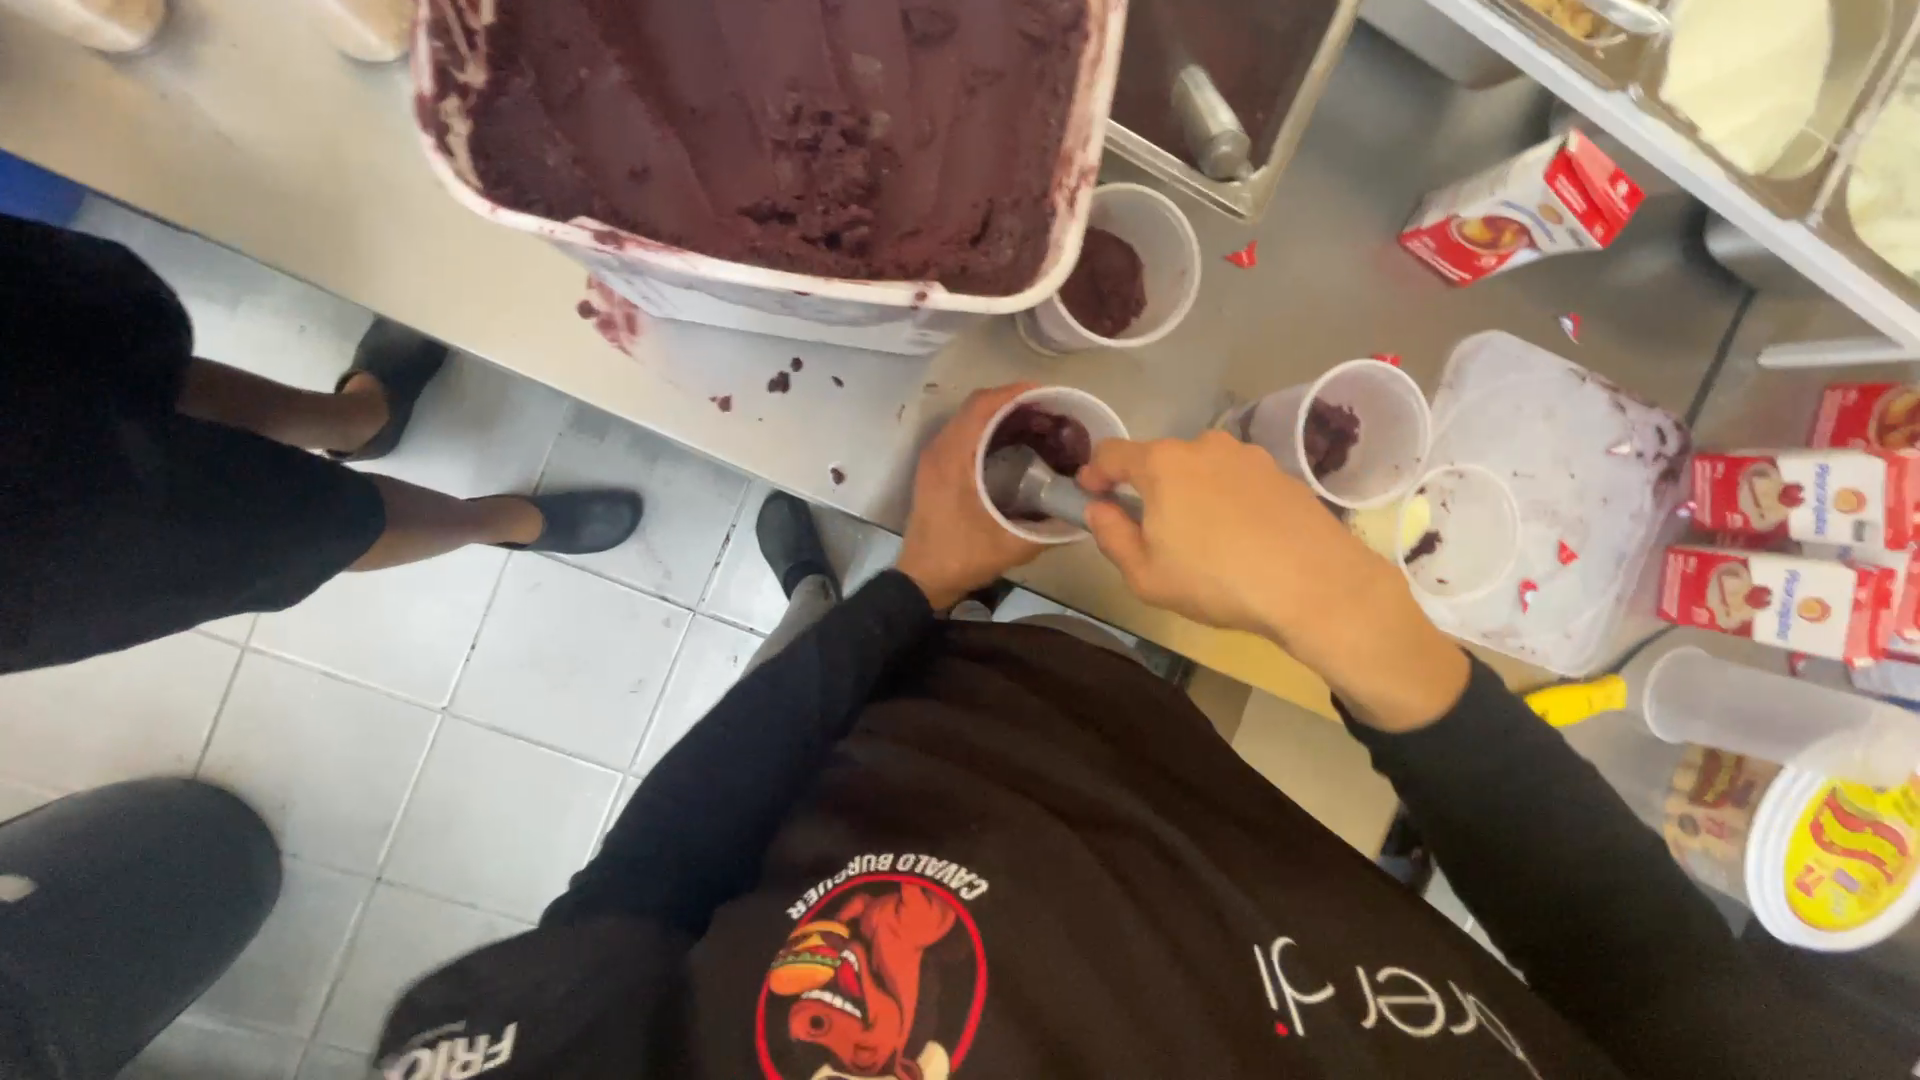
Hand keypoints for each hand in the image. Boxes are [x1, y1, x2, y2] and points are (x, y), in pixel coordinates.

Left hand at [896, 383, 1046, 610]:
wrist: (922, 579)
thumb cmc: (961, 558)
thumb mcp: (1010, 545)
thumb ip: (1048, 528)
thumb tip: (1081, 510)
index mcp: (952, 458)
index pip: (982, 406)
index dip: (1015, 394)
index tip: (1049, 396)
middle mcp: (940, 450)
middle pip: (977, 407)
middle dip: (1014, 403)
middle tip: (1051, 413)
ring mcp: (934, 459)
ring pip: (969, 420)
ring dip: (1001, 416)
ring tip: (1039, 425)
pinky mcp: (936, 470)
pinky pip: (964, 435)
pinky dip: (989, 431)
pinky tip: (1015, 445)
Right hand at [1079, 431, 1468, 731]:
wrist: (1316, 585)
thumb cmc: (1216, 580)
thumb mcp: (1145, 575)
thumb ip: (1110, 536)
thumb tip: (1098, 509)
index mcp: (1163, 464)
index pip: (1112, 452)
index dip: (1094, 472)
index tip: (1090, 493)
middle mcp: (1204, 446)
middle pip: (1159, 460)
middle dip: (1147, 489)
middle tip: (1152, 531)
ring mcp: (1248, 456)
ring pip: (1200, 470)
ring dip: (1189, 494)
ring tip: (1202, 540)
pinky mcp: (1281, 473)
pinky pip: (1235, 482)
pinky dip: (1226, 501)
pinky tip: (1240, 539)